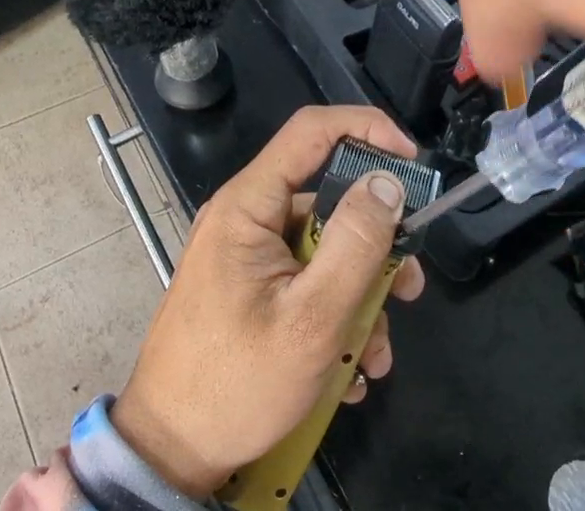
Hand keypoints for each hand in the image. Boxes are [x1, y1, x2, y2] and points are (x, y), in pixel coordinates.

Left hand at [112, 107, 424, 496]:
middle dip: (377, 245)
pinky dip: (336, 315)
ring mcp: (248, 256)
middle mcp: (247, 218)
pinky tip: (349, 366)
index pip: (312, 130)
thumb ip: (356, 244)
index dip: (368, 130)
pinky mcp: (252, 288)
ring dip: (361, 296)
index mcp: (248, 206)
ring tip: (375, 353)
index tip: (414, 162)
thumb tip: (387, 183)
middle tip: (409, 288)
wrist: (170, 455)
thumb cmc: (237, 384)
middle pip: (330, 199)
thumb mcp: (312, 318)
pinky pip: (308, 280)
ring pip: (326, 248)